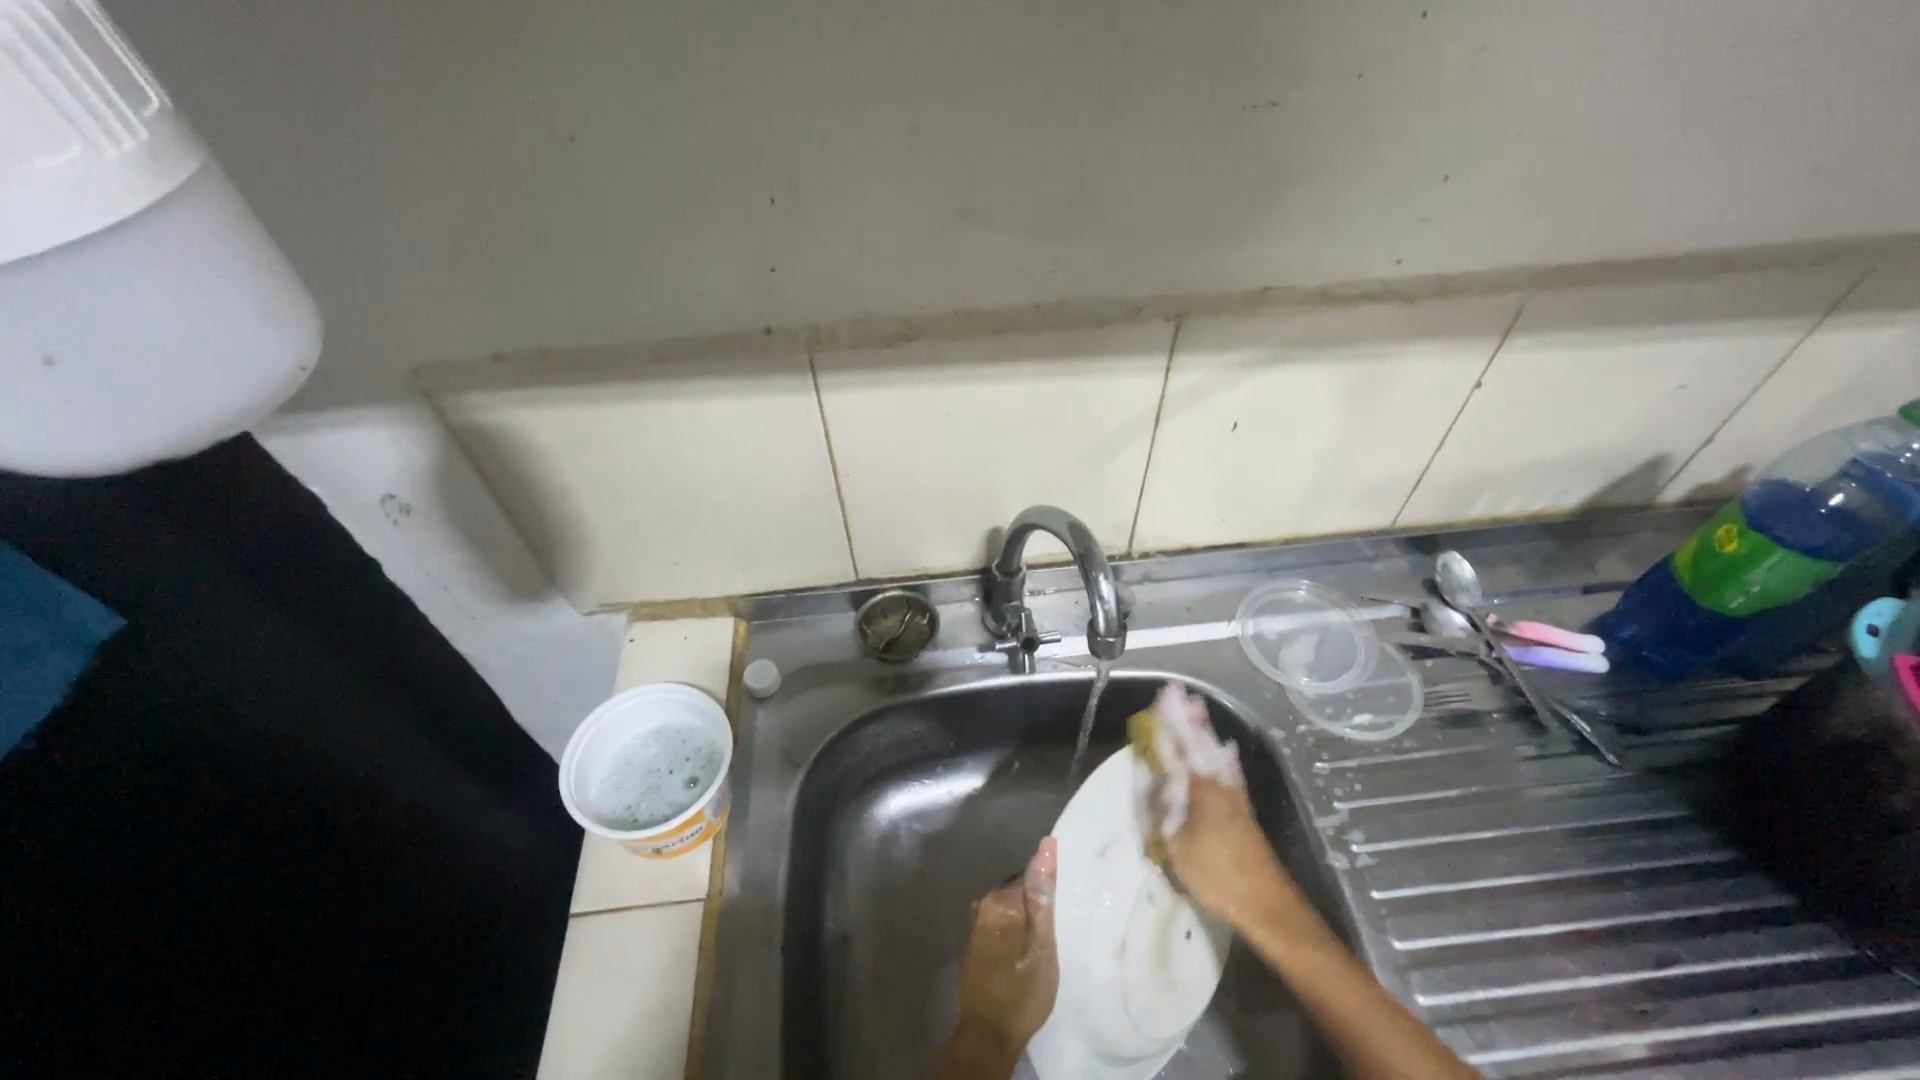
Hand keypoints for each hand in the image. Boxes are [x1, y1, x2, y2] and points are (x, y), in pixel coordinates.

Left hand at [949, 838, 1058, 1060]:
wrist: (988, 1037)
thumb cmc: (1022, 992)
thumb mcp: (1043, 945)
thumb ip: (1044, 895)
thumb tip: (1046, 846)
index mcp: (999, 901)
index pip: (1030, 876)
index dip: (1050, 889)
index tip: (1067, 906)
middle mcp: (982, 906)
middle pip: (1018, 892)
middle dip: (1038, 904)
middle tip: (1061, 927)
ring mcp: (974, 927)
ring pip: (1010, 911)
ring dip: (1027, 920)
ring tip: (1048, 939)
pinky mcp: (974, 946)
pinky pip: (1001, 926)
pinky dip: (1015, 933)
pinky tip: (1027, 951)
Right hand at [1141, 684, 1296, 928]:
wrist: (1266, 903)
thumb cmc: (1216, 875)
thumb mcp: (1175, 846)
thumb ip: (1160, 809)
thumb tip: (1150, 778)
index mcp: (1200, 789)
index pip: (1180, 745)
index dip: (1170, 720)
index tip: (1162, 695)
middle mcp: (1219, 784)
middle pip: (1200, 742)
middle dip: (1187, 717)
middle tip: (1177, 693)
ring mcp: (1235, 795)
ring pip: (1216, 753)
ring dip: (1204, 730)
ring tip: (1196, 709)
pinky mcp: (1243, 810)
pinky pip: (1230, 770)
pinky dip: (1223, 755)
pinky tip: (1226, 750)